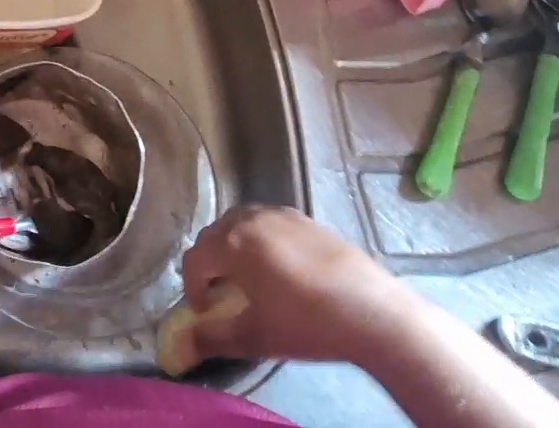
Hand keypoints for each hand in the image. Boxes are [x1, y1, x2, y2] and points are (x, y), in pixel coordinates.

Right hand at [178, 205, 430, 365]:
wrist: (375, 313)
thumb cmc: (308, 325)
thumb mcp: (256, 337)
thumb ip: (213, 338)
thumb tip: (183, 344)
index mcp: (230, 243)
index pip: (194, 260)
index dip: (192, 287)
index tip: (205, 310)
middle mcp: (248, 219)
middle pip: (214, 236)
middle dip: (211, 264)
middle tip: (223, 293)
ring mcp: (278, 214)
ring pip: (239, 224)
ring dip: (233, 247)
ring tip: (249, 276)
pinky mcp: (304, 218)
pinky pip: (267, 222)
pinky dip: (260, 238)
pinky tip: (280, 265)